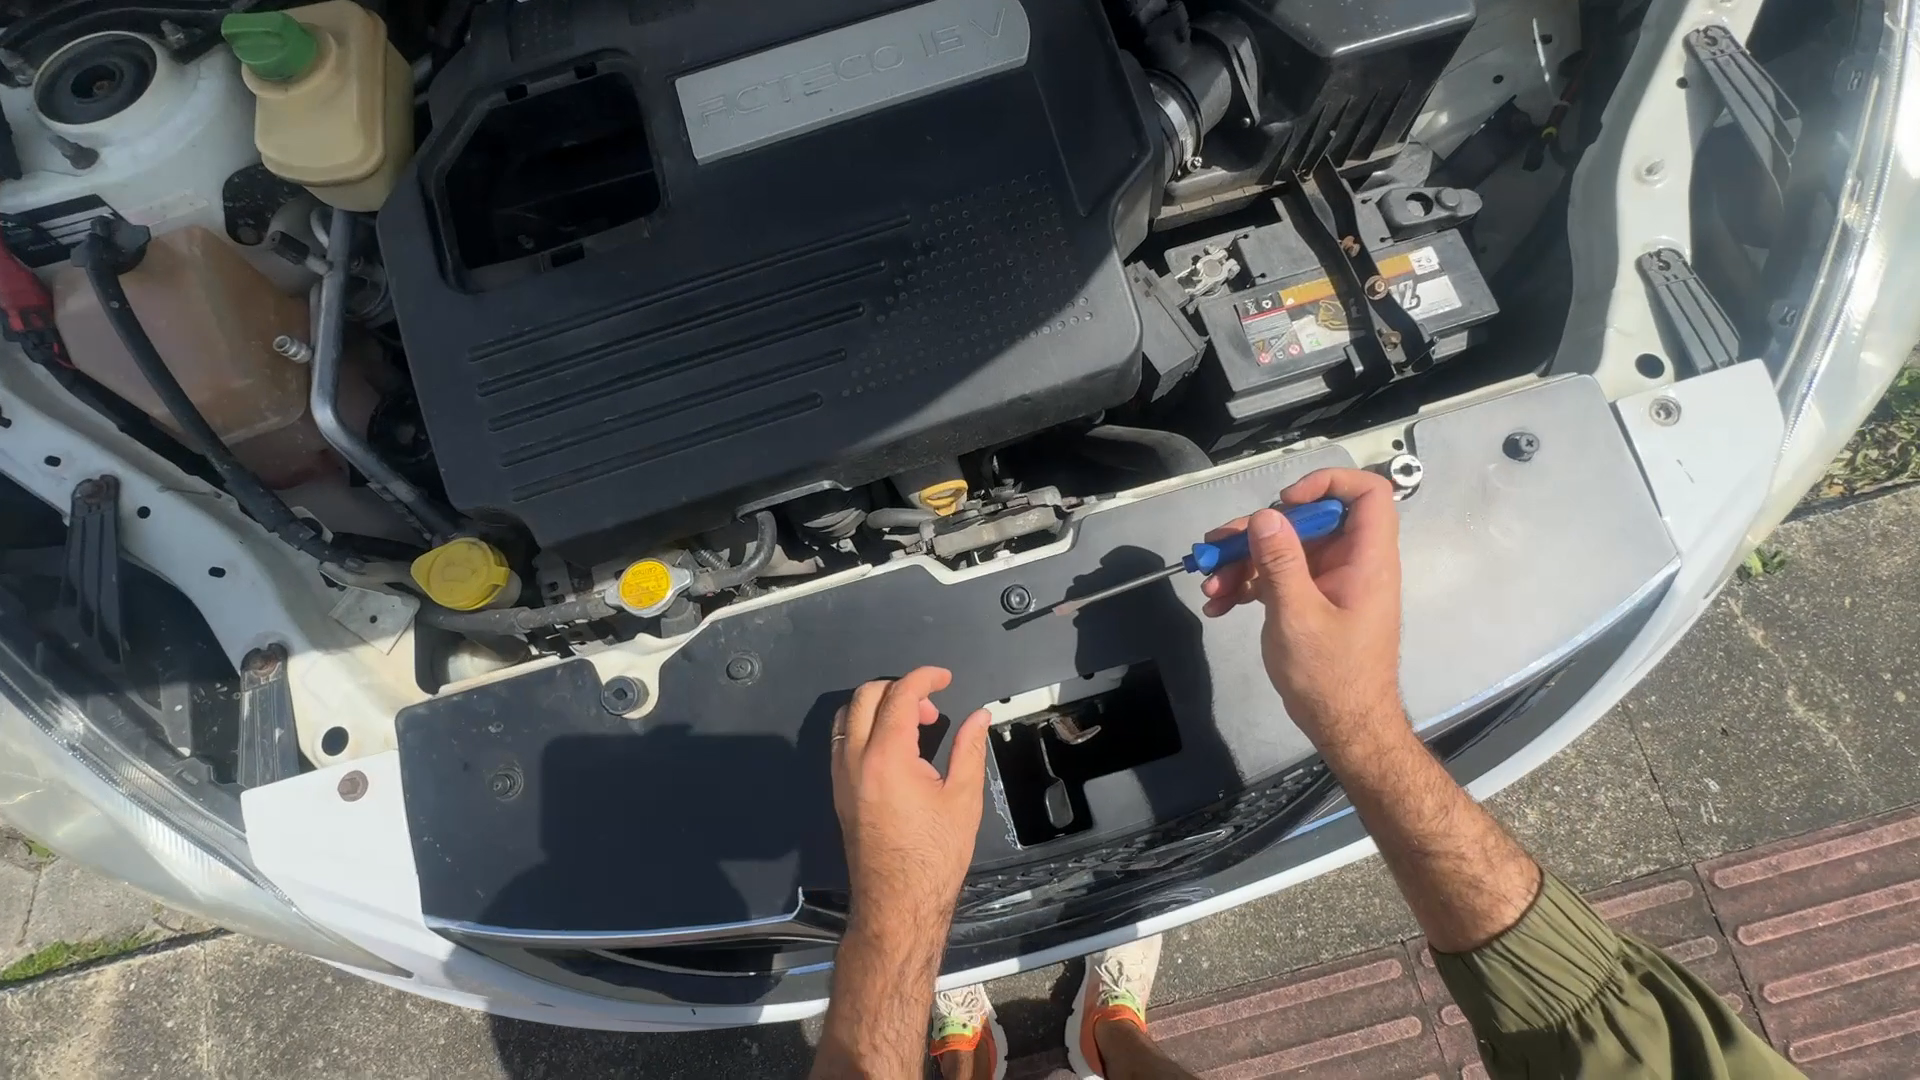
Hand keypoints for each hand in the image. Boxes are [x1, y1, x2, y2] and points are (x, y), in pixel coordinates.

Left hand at [830, 667, 990, 927]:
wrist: (898, 905)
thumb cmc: (936, 854)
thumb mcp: (963, 798)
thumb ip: (970, 748)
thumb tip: (980, 715)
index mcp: (887, 756)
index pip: (900, 695)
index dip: (924, 678)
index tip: (946, 678)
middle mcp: (855, 758)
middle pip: (866, 695)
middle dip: (900, 688)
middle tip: (932, 709)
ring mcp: (841, 774)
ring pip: (848, 715)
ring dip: (878, 705)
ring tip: (914, 726)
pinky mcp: (838, 790)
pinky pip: (842, 739)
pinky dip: (865, 725)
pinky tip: (895, 747)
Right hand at [1199, 468, 1405, 753]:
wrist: (1342, 727)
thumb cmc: (1330, 674)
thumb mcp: (1297, 615)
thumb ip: (1281, 562)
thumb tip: (1265, 515)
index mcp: (1365, 560)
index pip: (1367, 495)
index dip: (1327, 485)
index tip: (1284, 503)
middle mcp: (1349, 563)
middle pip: (1306, 523)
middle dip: (1257, 534)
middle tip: (1218, 548)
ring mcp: (1328, 583)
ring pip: (1282, 551)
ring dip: (1242, 563)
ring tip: (1210, 586)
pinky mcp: (1308, 601)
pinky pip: (1276, 577)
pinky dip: (1246, 586)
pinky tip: (1219, 605)